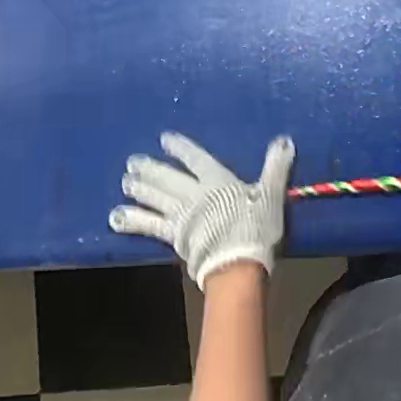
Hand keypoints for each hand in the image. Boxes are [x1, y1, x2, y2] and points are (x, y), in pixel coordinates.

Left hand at [109, 133, 294, 289]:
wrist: (237, 262)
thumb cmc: (256, 228)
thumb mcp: (271, 195)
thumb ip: (275, 168)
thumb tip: (284, 140)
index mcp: (217, 181)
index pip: (196, 159)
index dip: (181, 148)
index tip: (165, 139)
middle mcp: (194, 193)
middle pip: (168, 177)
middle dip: (151, 169)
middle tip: (132, 162)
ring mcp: (180, 214)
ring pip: (155, 197)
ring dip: (140, 188)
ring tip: (125, 182)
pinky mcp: (172, 235)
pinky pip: (148, 224)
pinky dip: (132, 219)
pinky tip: (116, 216)